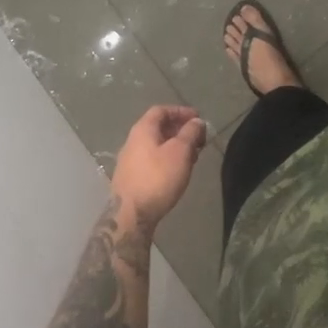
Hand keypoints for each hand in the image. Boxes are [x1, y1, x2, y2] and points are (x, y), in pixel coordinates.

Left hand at [110, 105, 205, 227]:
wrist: (130, 216)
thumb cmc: (157, 178)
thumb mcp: (180, 151)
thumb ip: (190, 133)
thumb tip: (196, 121)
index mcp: (142, 130)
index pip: (161, 110)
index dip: (180, 111)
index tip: (198, 119)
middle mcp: (132, 142)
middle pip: (158, 128)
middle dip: (180, 130)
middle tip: (198, 140)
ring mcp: (129, 162)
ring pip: (156, 146)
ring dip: (175, 147)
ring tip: (192, 157)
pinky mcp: (131, 179)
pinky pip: (152, 160)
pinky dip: (167, 160)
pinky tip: (177, 172)